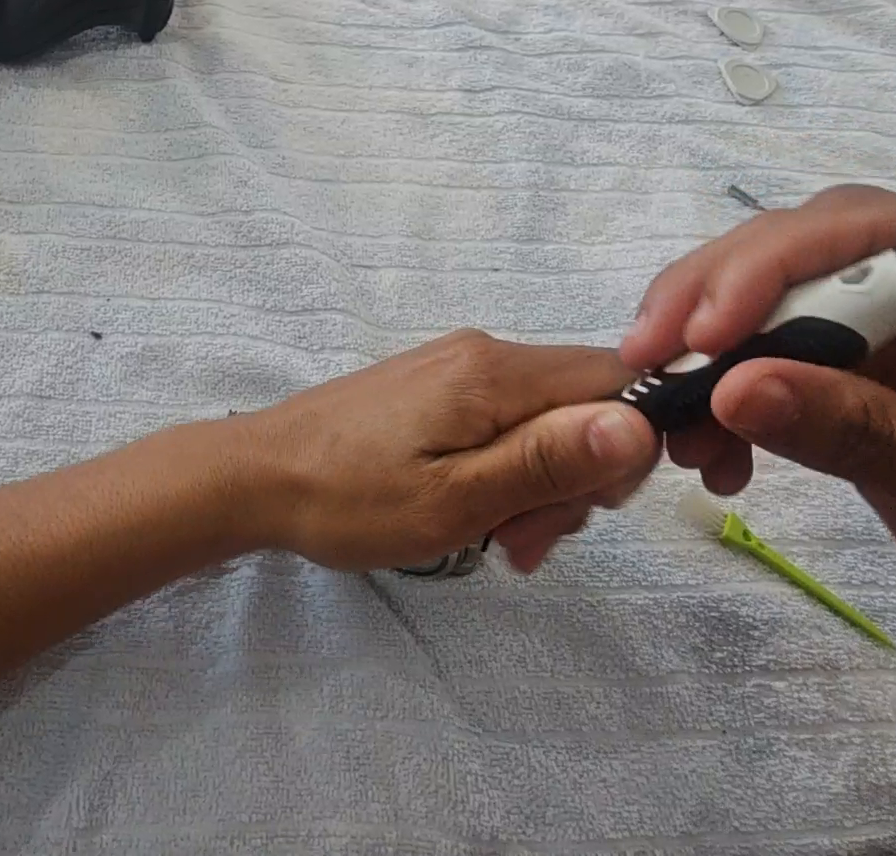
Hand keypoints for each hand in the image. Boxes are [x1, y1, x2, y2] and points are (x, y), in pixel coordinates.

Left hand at [238, 330, 657, 573]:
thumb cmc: (348, 499)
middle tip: (522, 542)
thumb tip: (639, 425)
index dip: (625, 447)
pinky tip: (471, 516)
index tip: (583, 507)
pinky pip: (496, 423)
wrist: (256, 476)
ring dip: (533, 485)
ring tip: (493, 542)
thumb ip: (544, 460)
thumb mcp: (453, 500)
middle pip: (578, 405)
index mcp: (493, 372)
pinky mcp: (429, 388)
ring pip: (538, 421)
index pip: (616, 382)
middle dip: (572, 479)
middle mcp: (480, 354)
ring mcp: (451, 368)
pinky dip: (499, 471)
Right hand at [620, 184, 895, 661]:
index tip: (693, 337)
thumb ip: (856, 430)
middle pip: (793, 258)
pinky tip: (714, 455)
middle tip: (643, 360)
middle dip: (708, 305)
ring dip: (705, 364)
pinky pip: (768, 366)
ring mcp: (892, 332)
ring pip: (767, 313)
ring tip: (673, 431)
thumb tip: (727, 387)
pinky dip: (726, 405)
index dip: (761, 271)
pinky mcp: (859, 374)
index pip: (857, 234)